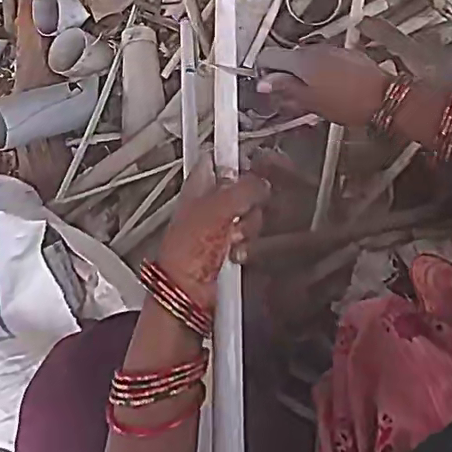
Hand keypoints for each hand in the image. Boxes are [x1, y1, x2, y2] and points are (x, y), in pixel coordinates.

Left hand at [153, 169, 269, 308]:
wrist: (187, 294)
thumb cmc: (186, 252)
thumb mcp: (216, 208)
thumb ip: (244, 188)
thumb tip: (264, 182)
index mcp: (199, 184)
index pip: (219, 158)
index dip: (236, 158)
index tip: (255, 161)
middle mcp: (212, 202)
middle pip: (246, 187)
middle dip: (249, 202)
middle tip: (238, 213)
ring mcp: (225, 225)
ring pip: (255, 212)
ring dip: (248, 227)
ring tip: (231, 239)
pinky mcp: (236, 246)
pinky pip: (257, 236)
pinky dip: (251, 243)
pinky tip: (236, 252)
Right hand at [254, 45, 391, 126]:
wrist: (384, 98)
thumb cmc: (349, 102)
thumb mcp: (310, 101)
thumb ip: (285, 89)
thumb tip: (264, 83)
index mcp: (301, 60)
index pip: (268, 56)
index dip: (264, 72)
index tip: (268, 86)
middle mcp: (315, 49)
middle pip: (288, 57)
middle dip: (285, 76)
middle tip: (289, 98)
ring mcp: (332, 49)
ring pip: (307, 60)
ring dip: (304, 75)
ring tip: (311, 97)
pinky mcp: (346, 54)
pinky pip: (325, 61)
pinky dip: (321, 73)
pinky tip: (329, 90)